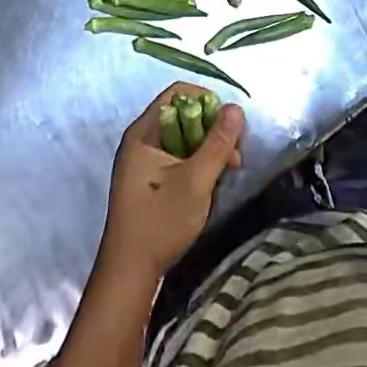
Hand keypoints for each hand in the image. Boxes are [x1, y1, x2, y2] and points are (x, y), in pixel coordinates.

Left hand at [97, 83, 245, 282]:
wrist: (130, 272)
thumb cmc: (160, 223)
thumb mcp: (196, 181)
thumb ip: (218, 143)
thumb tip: (236, 108)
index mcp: (144, 134)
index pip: (178, 93)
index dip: (207, 101)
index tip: (228, 126)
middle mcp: (141, 140)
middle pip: (184, 113)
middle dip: (214, 128)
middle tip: (234, 154)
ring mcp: (144, 159)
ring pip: (185, 135)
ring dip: (210, 147)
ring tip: (229, 170)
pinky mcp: (150, 177)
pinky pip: (179, 153)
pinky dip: (199, 160)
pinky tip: (212, 180)